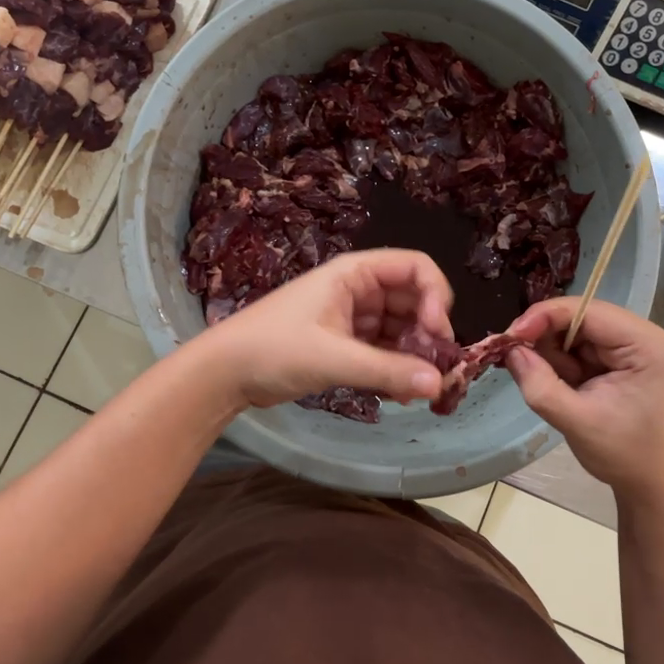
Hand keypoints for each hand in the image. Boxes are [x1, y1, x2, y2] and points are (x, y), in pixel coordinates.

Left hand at [194, 250, 454, 411]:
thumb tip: (438, 384)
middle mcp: (359, 290)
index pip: (415, 268)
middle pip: (413, 301)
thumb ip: (387, 370)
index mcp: (355, 274)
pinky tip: (401, 395)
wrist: (225, 373)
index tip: (436, 333)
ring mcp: (353, 318)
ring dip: (414, 356)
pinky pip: (384, 351)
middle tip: (437, 370)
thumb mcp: (333, 357)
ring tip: (420, 390)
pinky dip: (396, 369)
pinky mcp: (346, 345)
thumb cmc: (275, 348)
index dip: (435, 296)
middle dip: (429, 333)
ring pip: (401, 330)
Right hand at [506, 298, 663, 502]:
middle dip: (547, 341)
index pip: (586, 311)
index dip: (544, 317)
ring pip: (575, 335)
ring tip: (556, 391)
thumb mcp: (578, 422)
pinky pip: (580, 352)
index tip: (510, 337)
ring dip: (554, 358)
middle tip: (522, 366)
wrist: (657, 489)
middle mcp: (640, 337)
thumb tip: (510, 351)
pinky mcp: (620, 365)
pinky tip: (563, 390)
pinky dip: (562, 367)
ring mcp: (631, 351)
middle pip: (580, 319)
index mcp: (644, 343)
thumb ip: (540, 386)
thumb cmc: (628, 456)